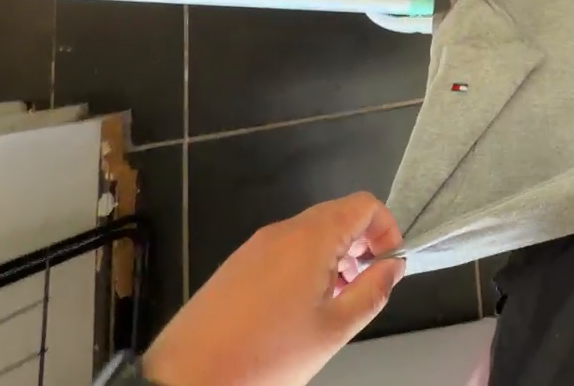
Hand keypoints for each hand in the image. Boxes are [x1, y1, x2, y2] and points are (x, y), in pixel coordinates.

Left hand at [143, 192, 407, 385]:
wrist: (180, 385)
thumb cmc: (265, 357)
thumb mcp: (333, 330)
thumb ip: (373, 291)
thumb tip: (393, 266)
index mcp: (312, 237)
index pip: (365, 205)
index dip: (387, 229)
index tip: (387, 266)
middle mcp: (283, 231)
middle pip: (338, 216)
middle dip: (361, 245)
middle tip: (361, 286)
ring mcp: (254, 247)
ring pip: (311, 234)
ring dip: (333, 257)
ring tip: (328, 304)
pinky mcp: (233, 267)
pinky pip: (283, 250)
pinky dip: (303, 266)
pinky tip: (293, 311)